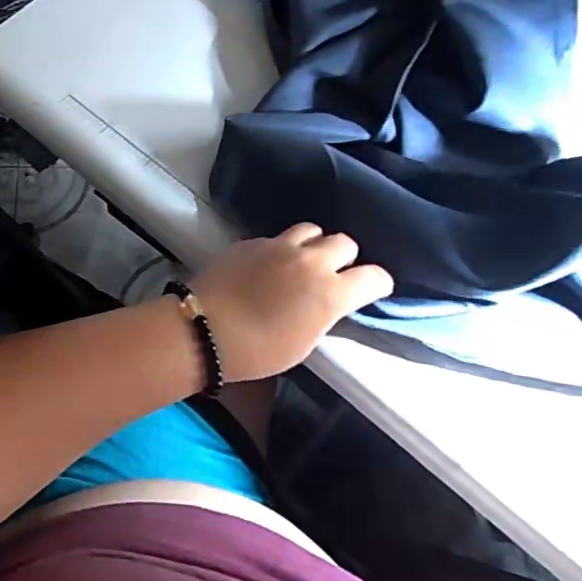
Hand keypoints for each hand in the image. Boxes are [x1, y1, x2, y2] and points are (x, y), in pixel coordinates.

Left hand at [188, 224, 393, 382]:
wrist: (205, 329)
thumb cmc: (257, 351)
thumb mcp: (304, 343)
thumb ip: (322, 314)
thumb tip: (325, 302)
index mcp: (331, 292)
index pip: (374, 277)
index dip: (377, 284)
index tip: (371, 290)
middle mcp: (311, 260)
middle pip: (345, 242)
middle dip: (345, 258)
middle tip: (333, 275)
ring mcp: (279, 245)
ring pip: (312, 229)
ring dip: (314, 244)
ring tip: (302, 261)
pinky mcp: (252, 241)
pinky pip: (278, 237)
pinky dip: (281, 248)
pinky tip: (268, 265)